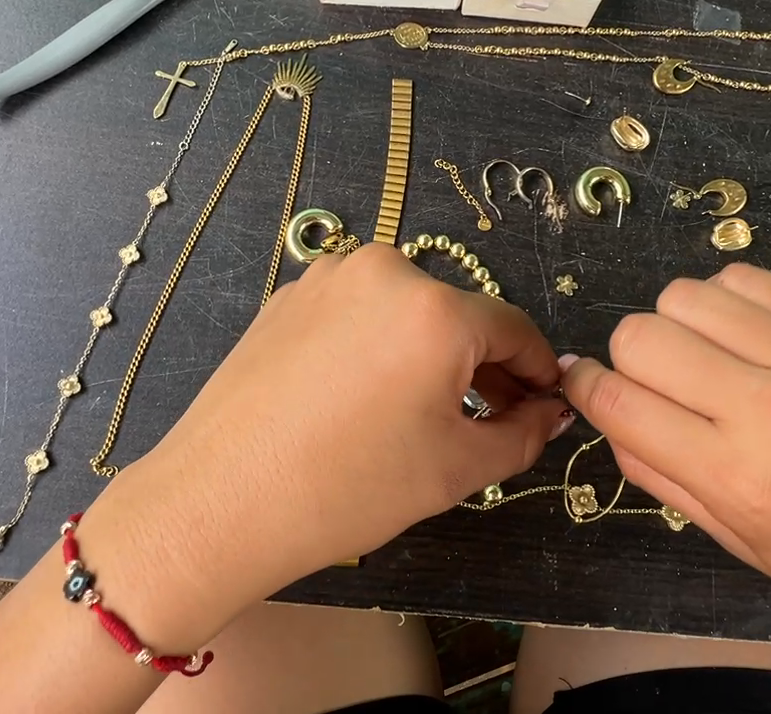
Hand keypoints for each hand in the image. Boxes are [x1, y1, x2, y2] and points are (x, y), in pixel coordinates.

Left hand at [92, 243, 568, 646]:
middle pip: (459, 315)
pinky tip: (364, 394)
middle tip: (491, 417)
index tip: (544, 401)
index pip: (514, 327)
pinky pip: (359, 311)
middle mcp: (386, 270)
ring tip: (425, 409)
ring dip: (430, 351)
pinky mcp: (292, 293)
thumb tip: (551, 410)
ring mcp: (330, 275)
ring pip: (408, 309)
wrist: (219, 500)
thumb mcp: (454, 468)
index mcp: (436, 307)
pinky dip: (380, 342)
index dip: (537, 369)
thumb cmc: (349, 487)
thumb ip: (522, 433)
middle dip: (483, 364)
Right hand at [560, 263, 770, 661]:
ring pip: (687, 294)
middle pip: (641, 334)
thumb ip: (660, 472)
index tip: (586, 388)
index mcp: (742, 478)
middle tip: (659, 388)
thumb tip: (606, 409)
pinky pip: (747, 279)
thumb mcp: (743, 544)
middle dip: (628, 360)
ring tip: (709, 362)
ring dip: (677, 327)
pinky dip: (727, 304)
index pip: (616, 401)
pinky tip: (749, 340)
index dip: (584, 388)